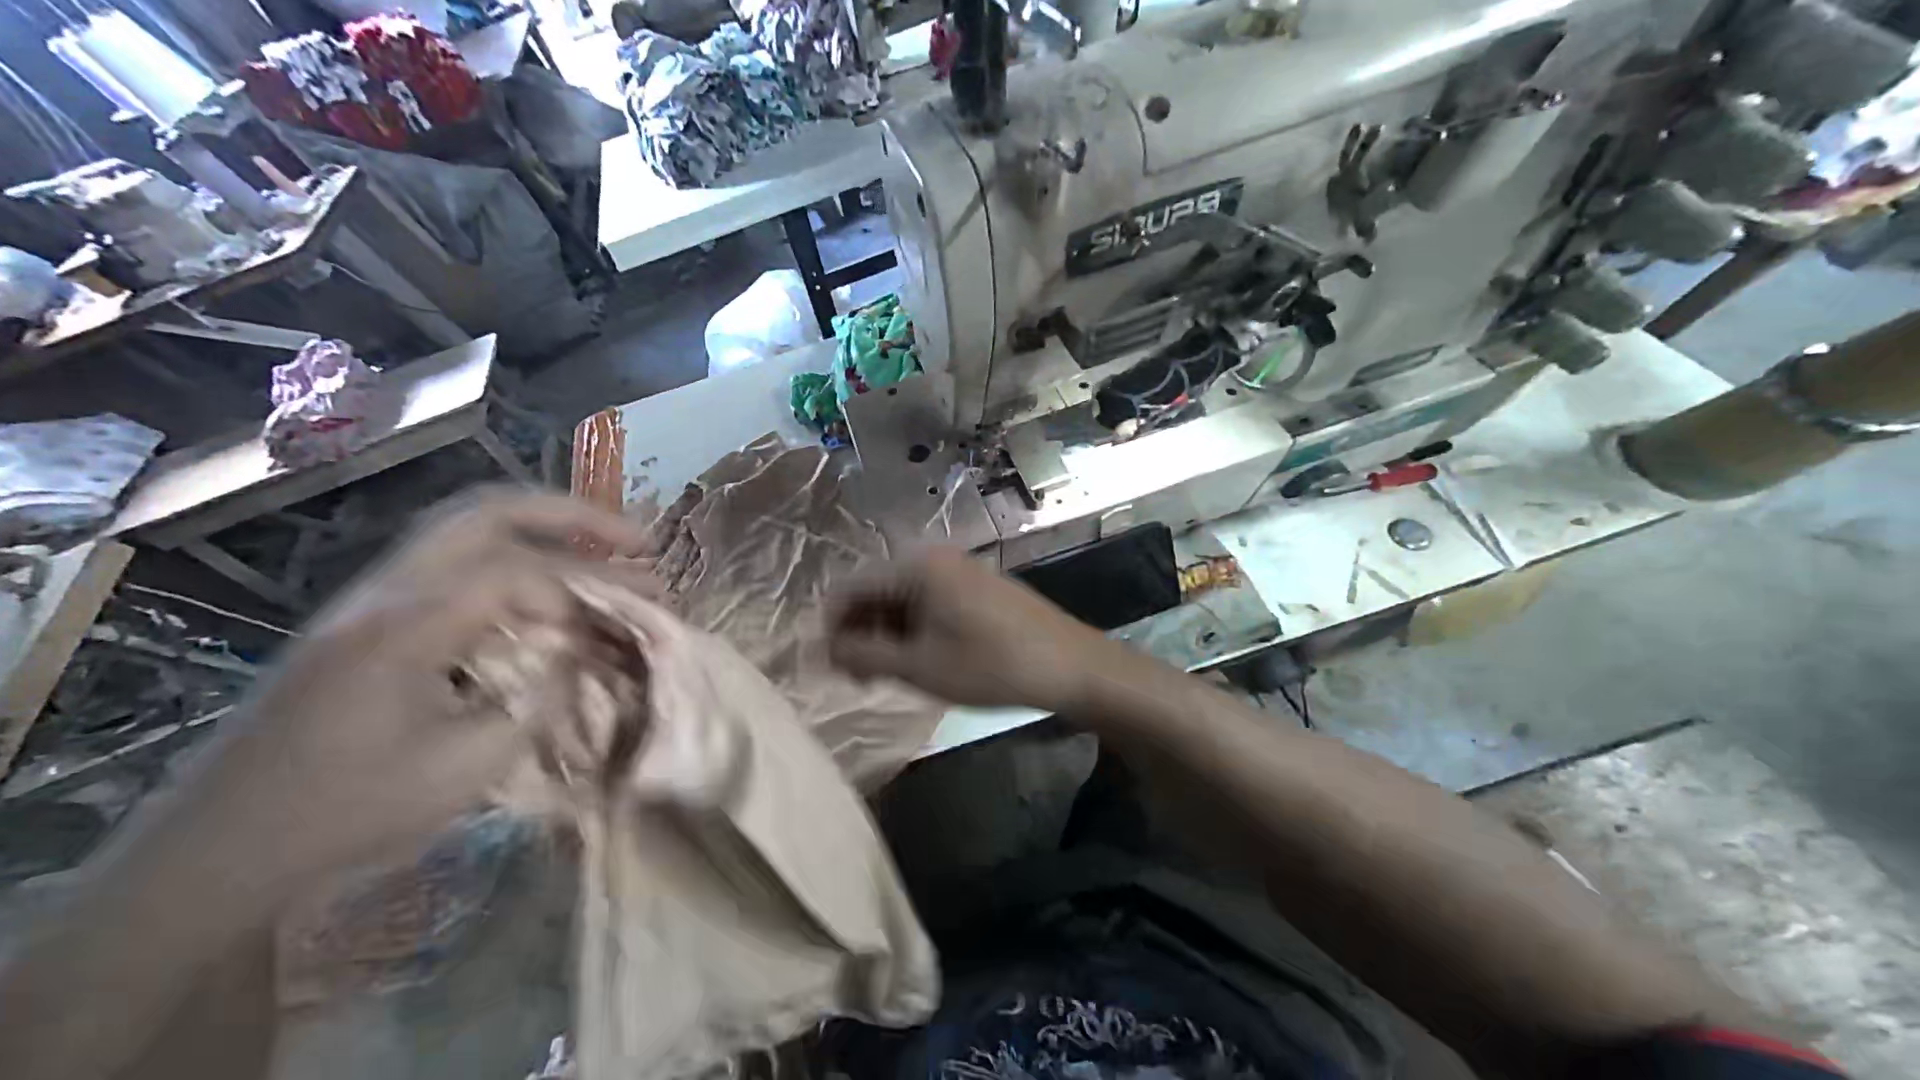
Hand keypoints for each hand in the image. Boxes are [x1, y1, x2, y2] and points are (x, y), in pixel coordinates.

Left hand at [183, 490, 654, 893]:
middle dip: (576, 518)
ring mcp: (370, 596)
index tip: (615, 630)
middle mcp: (385, 589)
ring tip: (607, 549)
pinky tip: (546, 587)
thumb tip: (580, 650)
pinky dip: (515, 556)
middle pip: (490, 512)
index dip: (581, 593)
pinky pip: (454, 560)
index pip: (516, 571)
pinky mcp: (368, 616)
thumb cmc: (348, 813)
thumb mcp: (464, 768)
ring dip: (546, 529)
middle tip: (641, 543)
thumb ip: (539, 697)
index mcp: (404, 624)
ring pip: (468, 526)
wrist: (220, 848)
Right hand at [825, 549, 1119, 712]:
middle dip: (859, 633)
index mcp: (916, 566)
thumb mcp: (920, 666)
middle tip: (860, 679)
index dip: (830, 629)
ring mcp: (958, 570)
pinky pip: (928, 602)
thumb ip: (863, 655)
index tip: (828, 669)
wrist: (1072, 665)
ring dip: (886, 635)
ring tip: (889, 676)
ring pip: (901, 599)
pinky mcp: (975, 586)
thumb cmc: (992, 665)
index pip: (849, 589)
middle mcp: (934, 557)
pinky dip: (913, 629)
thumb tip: (823, 649)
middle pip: (875, 591)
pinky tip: (920, 660)